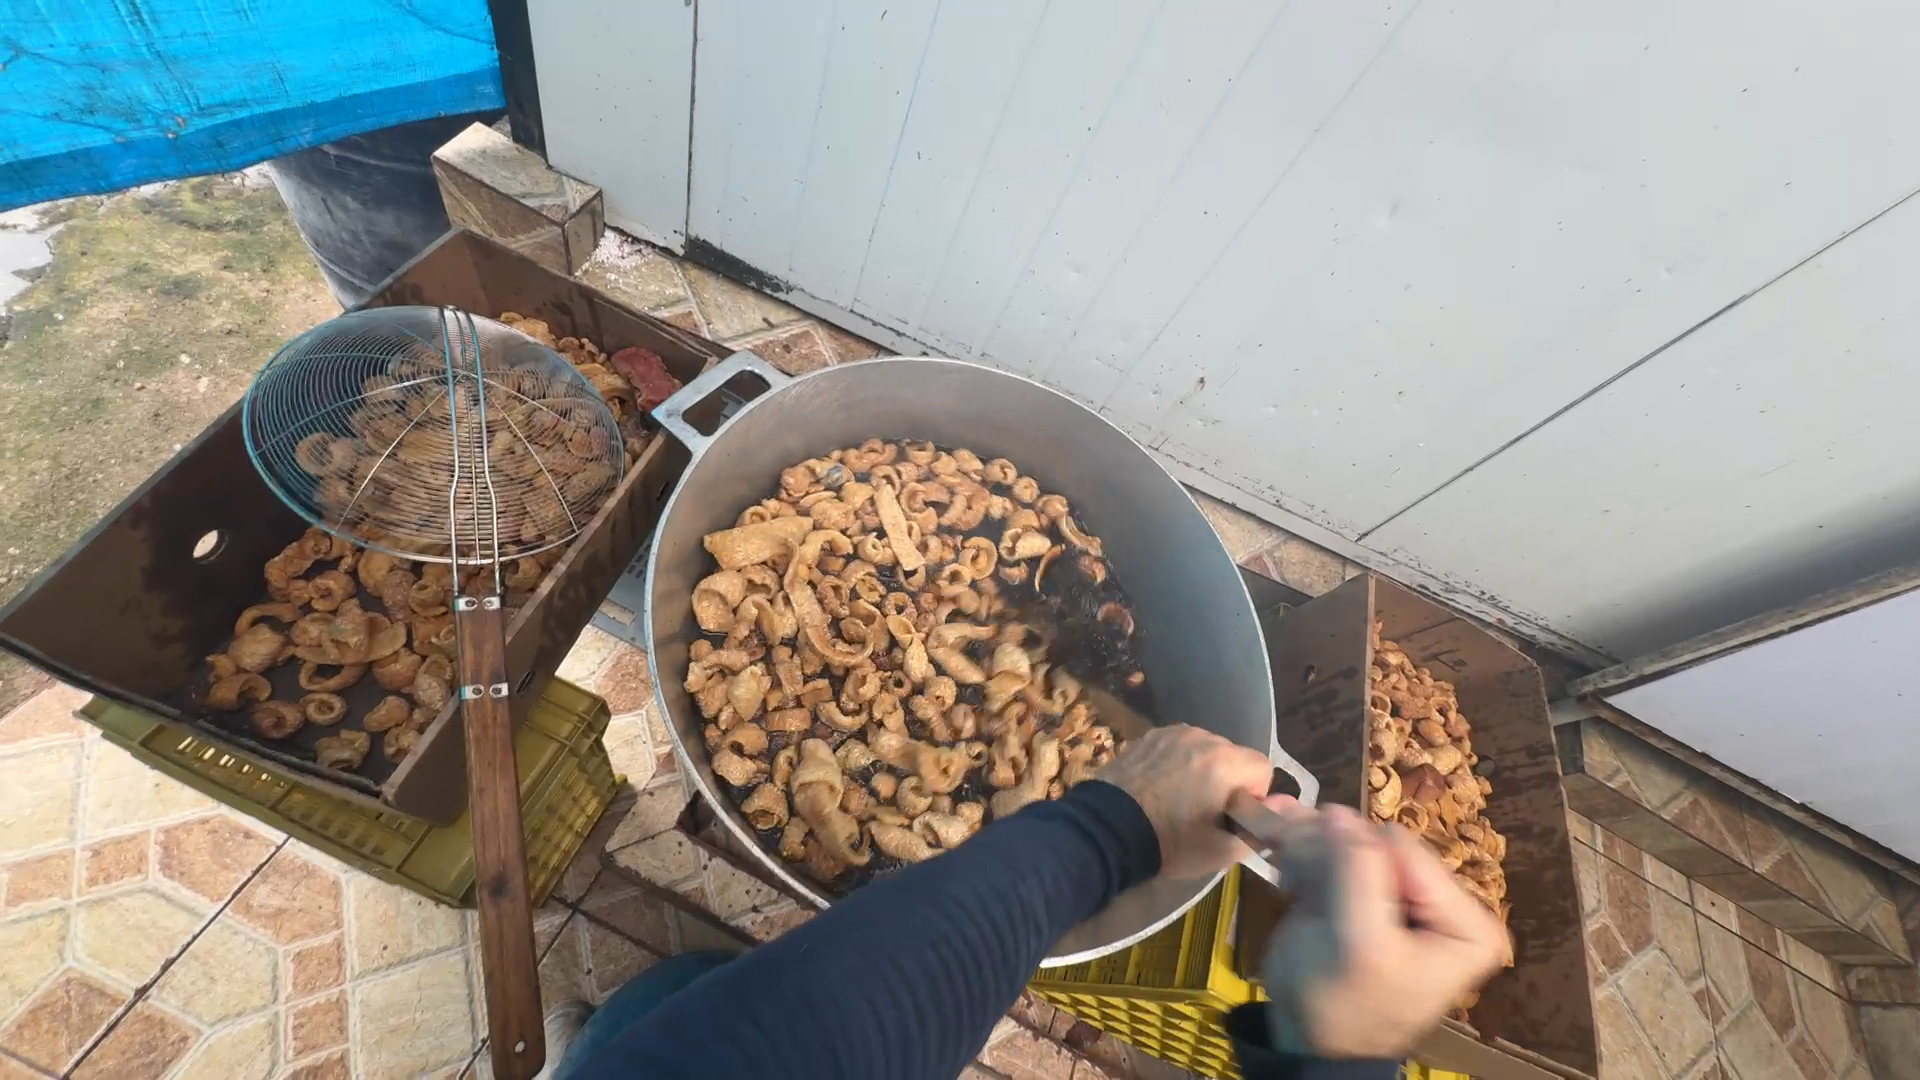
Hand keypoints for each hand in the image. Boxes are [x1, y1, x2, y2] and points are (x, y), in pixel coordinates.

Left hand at [1095, 724, 1293, 879]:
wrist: (1108, 828)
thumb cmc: (1171, 841)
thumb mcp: (1223, 850)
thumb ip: (1261, 827)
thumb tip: (1284, 805)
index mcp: (1224, 760)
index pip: (1263, 767)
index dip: (1253, 796)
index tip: (1231, 816)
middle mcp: (1200, 736)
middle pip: (1232, 755)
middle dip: (1228, 780)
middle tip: (1205, 811)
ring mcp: (1170, 732)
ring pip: (1204, 749)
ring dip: (1202, 769)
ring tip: (1179, 799)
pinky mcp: (1147, 736)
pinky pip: (1177, 746)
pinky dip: (1177, 762)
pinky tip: (1159, 786)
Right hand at [1263, 806, 1508, 1058]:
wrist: (1305, 1034)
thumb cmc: (1342, 1002)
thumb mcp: (1358, 943)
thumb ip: (1357, 874)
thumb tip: (1338, 811)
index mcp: (1464, 920)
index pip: (1402, 848)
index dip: (1353, 856)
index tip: (1310, 873)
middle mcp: (1439, 898)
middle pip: (1371, 837)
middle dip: (1323, 846)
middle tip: (1289, 867)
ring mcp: (1397, 890)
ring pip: (1344, 834)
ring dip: (1304, 842)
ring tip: (1285, 872)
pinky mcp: (1361, 887)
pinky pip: (1329, 845)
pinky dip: (1299, 848)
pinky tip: (1287, 876)